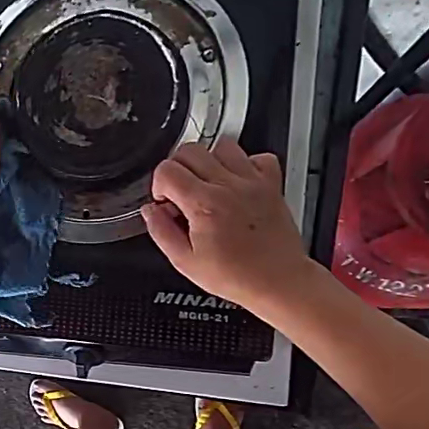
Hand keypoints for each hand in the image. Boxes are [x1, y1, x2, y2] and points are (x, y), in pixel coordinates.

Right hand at [140, 140, 316, 310]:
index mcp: (204, 205)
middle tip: (181, 193)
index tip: (165, 202)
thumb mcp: (185, 262)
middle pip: (190, 150)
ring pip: (222, 146)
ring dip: (209, 161)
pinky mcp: (271, 185)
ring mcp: (252, 182)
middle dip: (177, 169)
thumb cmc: (238, 276)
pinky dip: (244, 164)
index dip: (158, 186)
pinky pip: (258, 157)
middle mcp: (229, 187)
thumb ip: (161, 232)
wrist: (278, 282)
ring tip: (207, 185)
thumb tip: (150, 212)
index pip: (167, 170)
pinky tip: (236, 183)